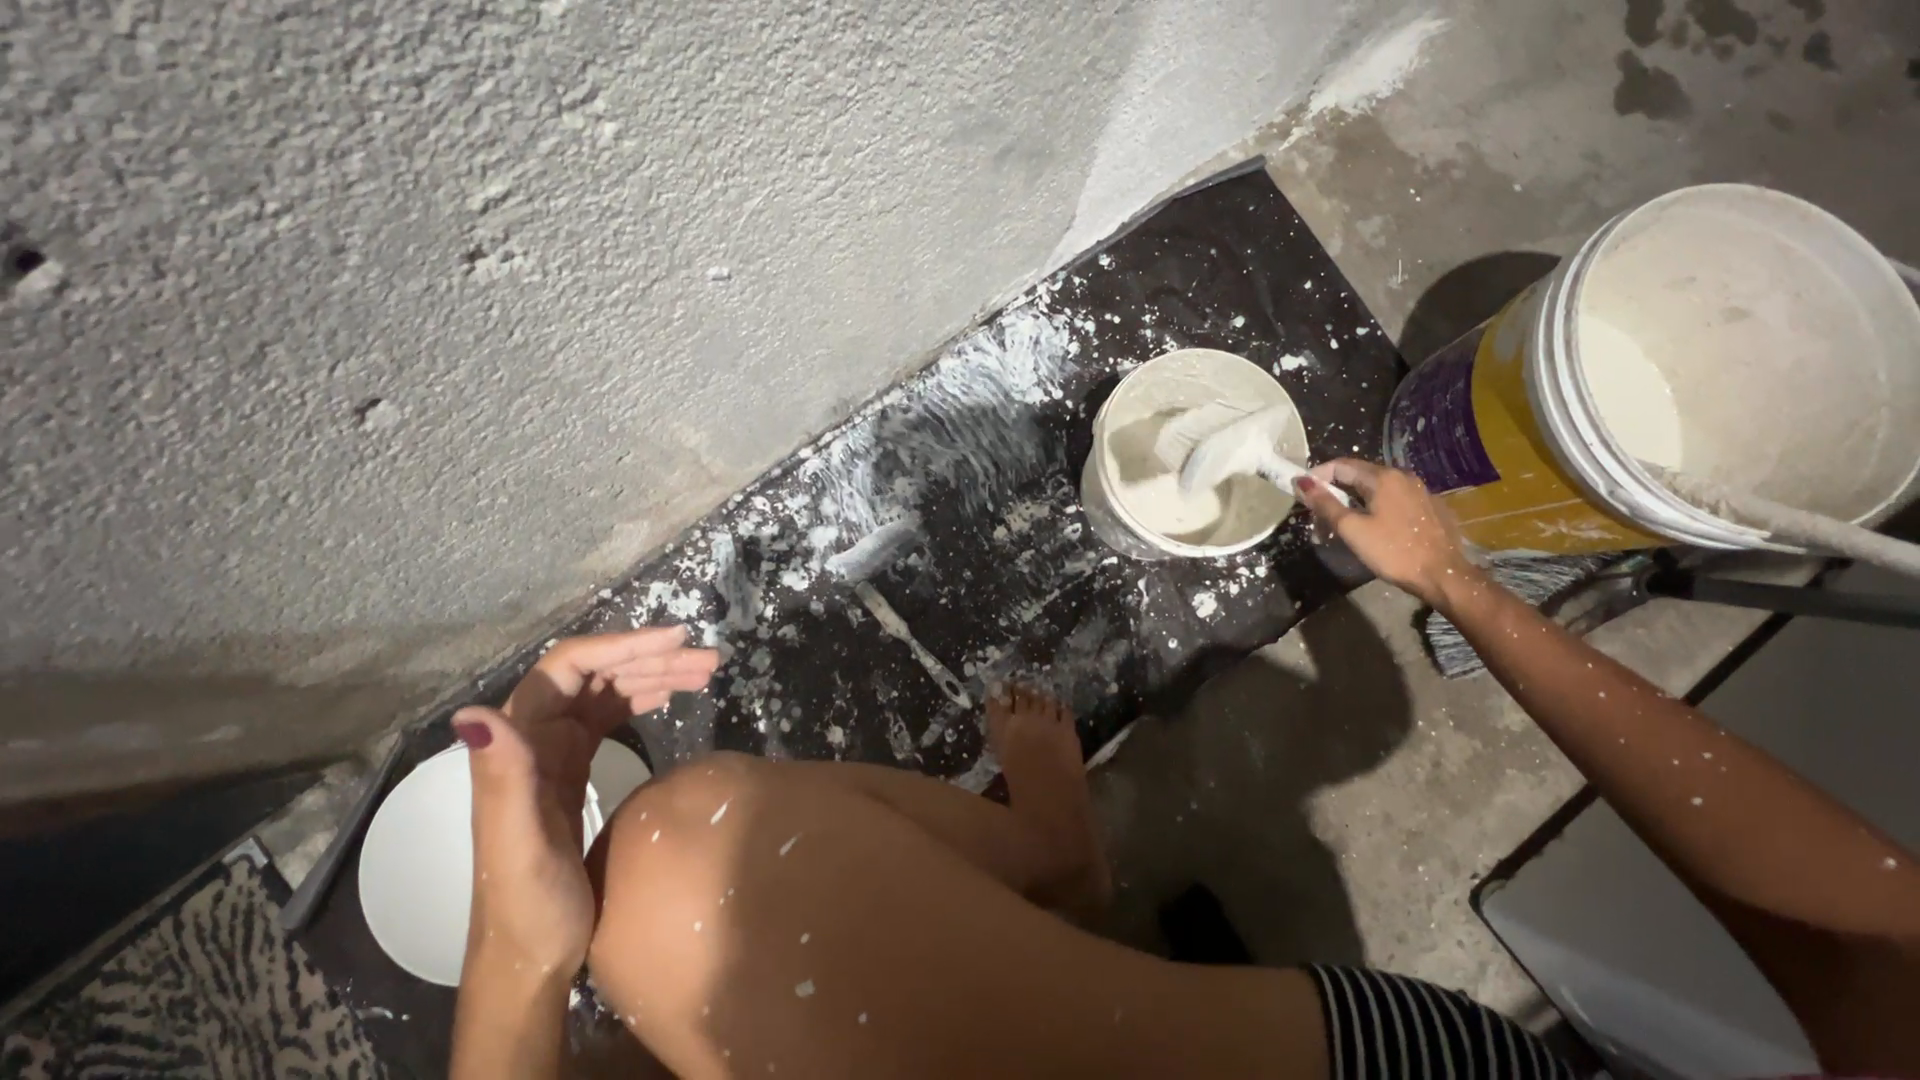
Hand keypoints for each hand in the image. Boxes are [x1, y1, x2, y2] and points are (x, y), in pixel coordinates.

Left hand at [453, 627, 719, 979]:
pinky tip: (669, 695)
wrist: (530, 958)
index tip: (676, 639)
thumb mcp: (517, 846)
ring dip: (653, 674)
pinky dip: (642, 699)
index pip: (568, 669)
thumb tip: (476, 713)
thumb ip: (501, 778)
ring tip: (704, 671)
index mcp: (518, 744)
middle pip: (594, 675)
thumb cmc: (526, 907)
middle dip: (650, 658)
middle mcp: (532, 739)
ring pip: (605, 693)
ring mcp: (553, 755)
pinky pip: (609, 719)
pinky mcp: (572, 772)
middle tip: (708, 659)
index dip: (621, 646)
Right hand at [1293, 459, 1475, 606]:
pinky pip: (1395, 500)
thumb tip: (1301, 481)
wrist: (1444, 575)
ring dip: (1355, 503)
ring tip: (1343, 526)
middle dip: (1335, 493)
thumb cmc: (1393, 551)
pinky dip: (1377, 509)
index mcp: (1383, 478)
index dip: (1317, 476)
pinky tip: (1374, 529)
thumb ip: (1325, 504)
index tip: (1302, 495)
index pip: (1341, 465)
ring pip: (1378, 490)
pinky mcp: (1431, 507)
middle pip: (1359, 476)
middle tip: (1318, 517)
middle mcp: (1403, 477)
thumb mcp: (1352, 530)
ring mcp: (1421, 491)